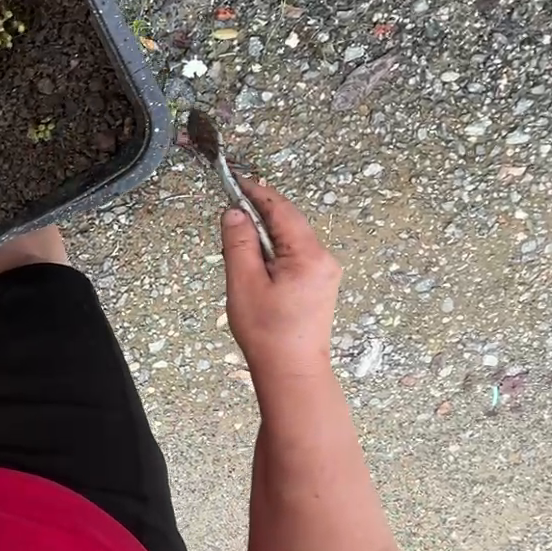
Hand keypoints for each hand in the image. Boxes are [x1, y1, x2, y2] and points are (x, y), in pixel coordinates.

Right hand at [222, 179, 341, 383]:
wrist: (291, 369)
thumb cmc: (268, 332)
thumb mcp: (244, 283)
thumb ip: (238, 243)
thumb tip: (235, 213)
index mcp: (308, 255)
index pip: (281, 209)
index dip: (256, 192)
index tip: (236, 181)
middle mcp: (323, 259)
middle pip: (287, 222)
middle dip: (256, 216)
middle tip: (228, 219)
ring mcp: (323, 272)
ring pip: (288, 239)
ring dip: (261, 237)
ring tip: (237, 254)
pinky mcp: (317, 283)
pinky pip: (292, 255)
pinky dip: (270, 253)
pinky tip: (253, 268)